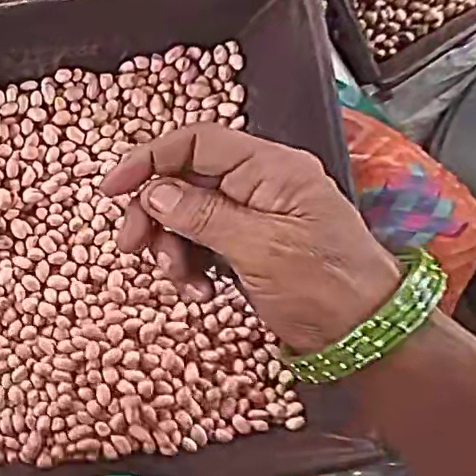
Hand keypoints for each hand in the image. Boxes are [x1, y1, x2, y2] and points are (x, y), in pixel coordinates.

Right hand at [99, 123, 399, 354]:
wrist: (363, 333)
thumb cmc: (326, 287)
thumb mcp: (261, 249)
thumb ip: (204, 215)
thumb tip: (153, 192)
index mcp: (270, 169)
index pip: (197, 143)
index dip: (148, 160)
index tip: (112, 190)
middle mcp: (257, 184)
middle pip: (181, 181)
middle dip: (152, 215)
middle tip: (132, 249)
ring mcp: (249, 215)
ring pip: (182, 216)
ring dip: (169, 249)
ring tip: (182, 281)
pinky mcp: (242, 244)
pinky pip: (196, 244)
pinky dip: (187, 267)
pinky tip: (199, 290)